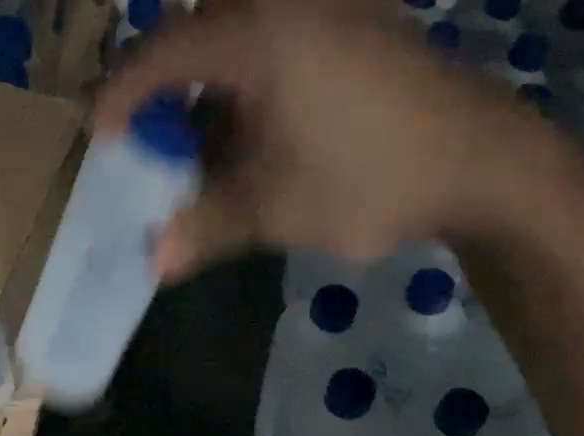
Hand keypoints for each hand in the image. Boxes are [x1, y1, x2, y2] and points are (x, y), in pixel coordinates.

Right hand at [93, 0, 574, 280]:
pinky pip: (281, 36)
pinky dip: (256, 79)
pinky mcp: (359, 24)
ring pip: (242, 30)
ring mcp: (329, 7)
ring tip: (211, 147)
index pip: (162, 52)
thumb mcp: (279, 209)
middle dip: (169, 83)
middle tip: (159, 139)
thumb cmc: (373, 181)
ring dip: (216, 85)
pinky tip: (263, 131)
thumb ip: (209, 226)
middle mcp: (287, 2)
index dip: (122, 96)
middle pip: (200, 27)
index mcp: (258, 32)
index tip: (99, 137)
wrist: (483, 162)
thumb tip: (155, 262)